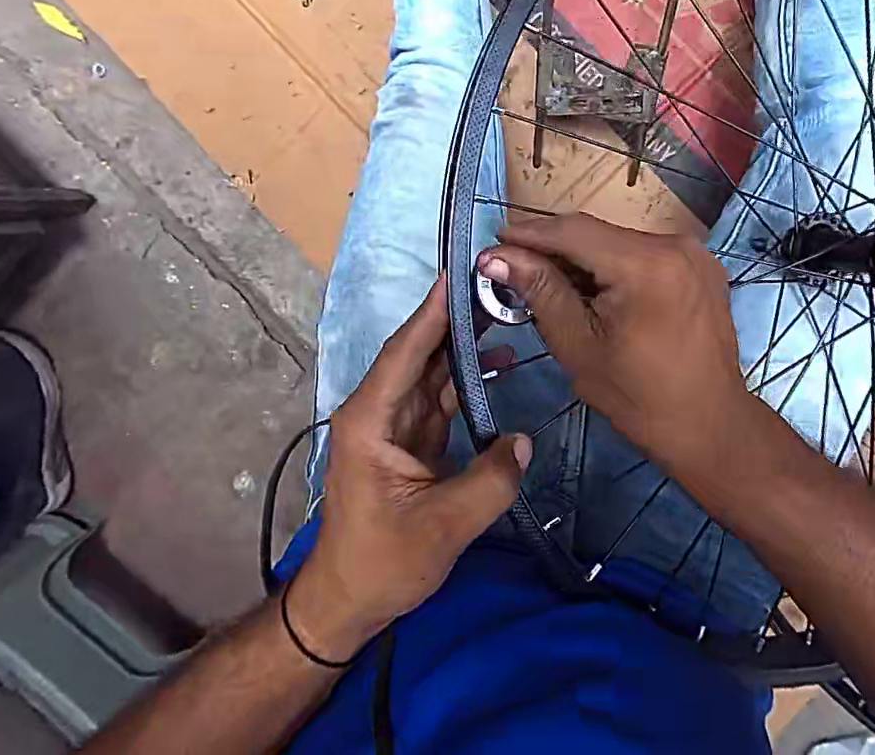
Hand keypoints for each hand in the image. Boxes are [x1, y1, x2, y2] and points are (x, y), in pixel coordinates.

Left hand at [287, 276, 531, 661]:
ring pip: (428, 373)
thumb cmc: (383, 561)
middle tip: (490, 288)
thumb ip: (489, 481)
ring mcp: (392, 424)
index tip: (452, 278)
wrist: (350, 597)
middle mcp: (377, 411)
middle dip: (451, 323)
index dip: (428, 317)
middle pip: (417, 356)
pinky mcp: (408, 439)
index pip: (402, 356)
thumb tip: (524, 442)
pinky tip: (495, 367)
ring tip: (502, 317)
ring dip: (461, 348)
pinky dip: (463, 382)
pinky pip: (437, 398)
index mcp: (369, 420)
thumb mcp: (442, 527)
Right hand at [476, 213, 747, 477]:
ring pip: (614, 240)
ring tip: (545, 280)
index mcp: (646, 265)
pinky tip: (588, 288)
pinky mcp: (698, 265)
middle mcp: (675, 245)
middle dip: (550, 247)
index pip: (572, 231)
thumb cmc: (636, 395)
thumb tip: (496, 258)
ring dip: (577, 256)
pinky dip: (607, 263)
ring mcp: (692, 253)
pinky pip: (638, 252)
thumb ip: (538, 290)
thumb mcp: (575, 343)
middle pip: (594, 233)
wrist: (709, 426)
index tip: (494, 242)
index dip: (528, 233)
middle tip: (511, 265)